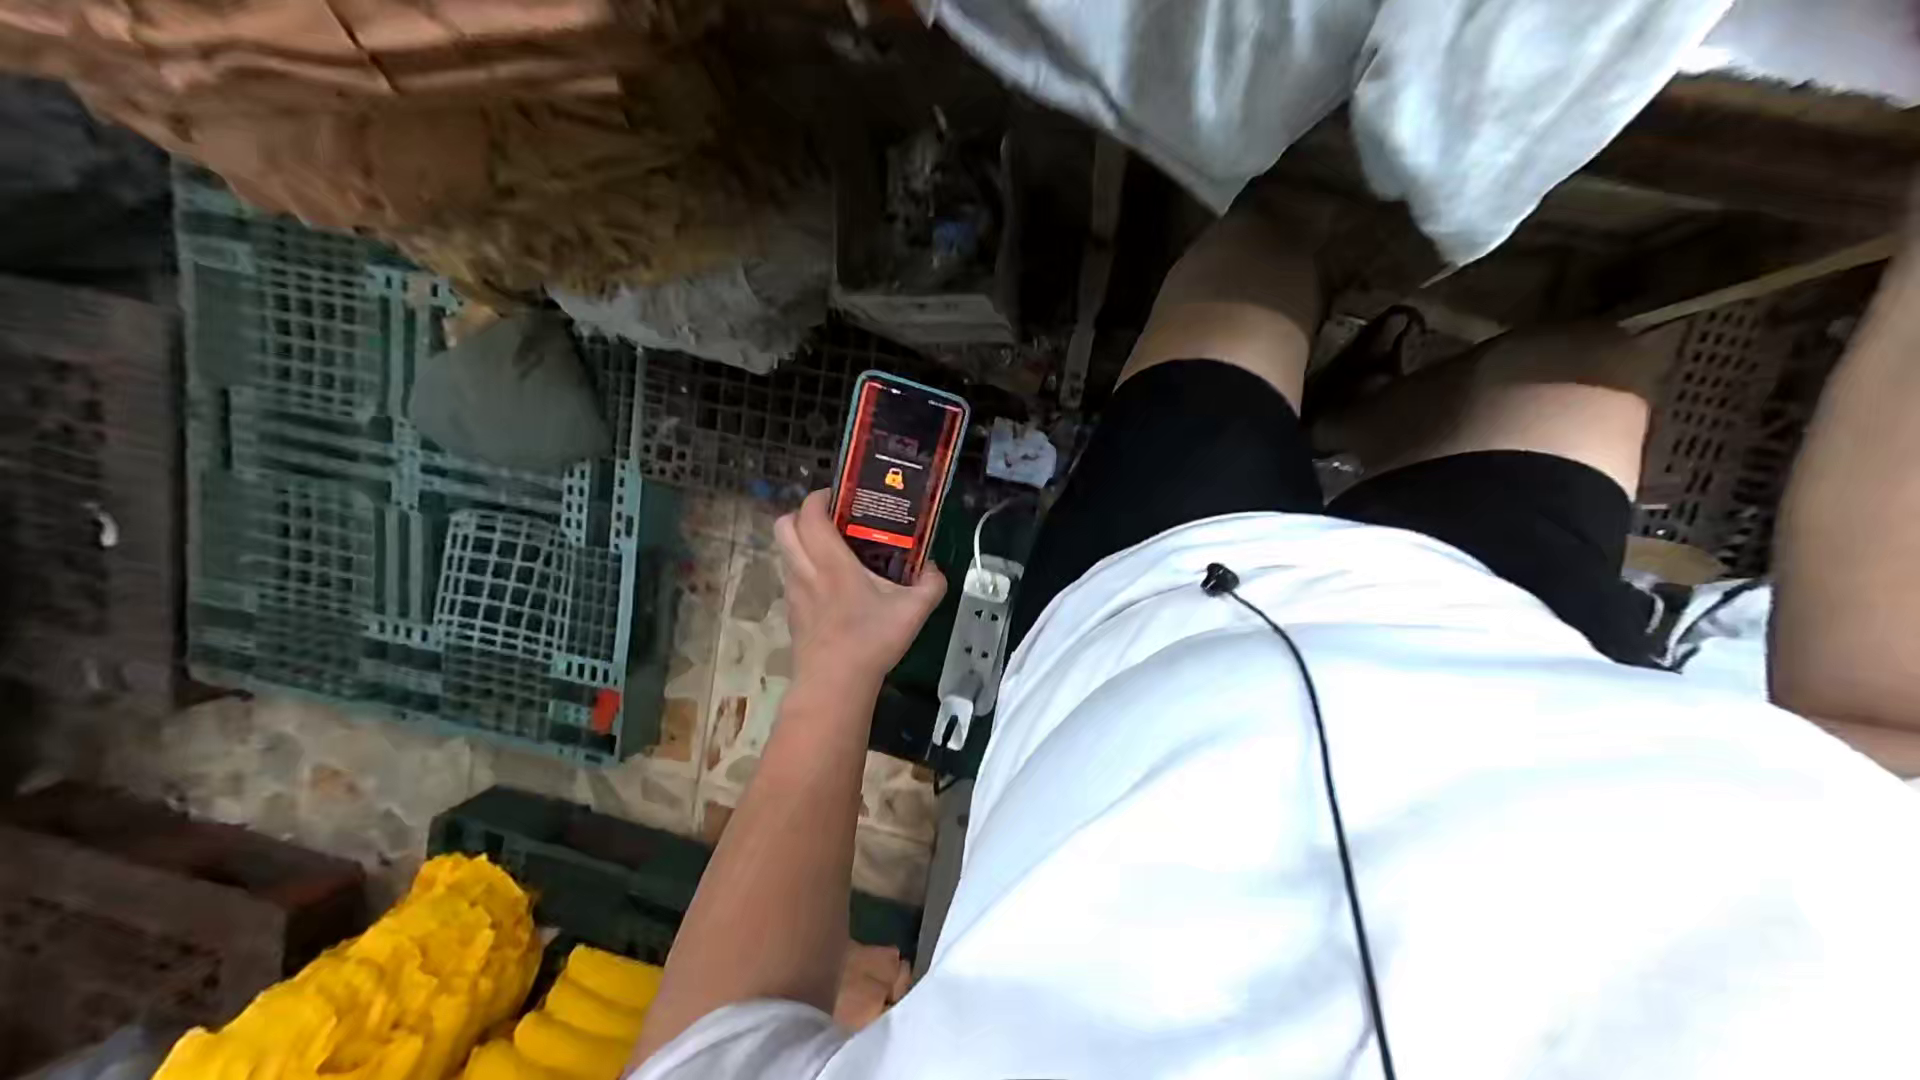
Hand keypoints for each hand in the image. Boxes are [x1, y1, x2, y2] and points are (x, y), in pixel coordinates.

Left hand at [775, 490, 946, 693]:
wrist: (835, 683)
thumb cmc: (871, 640)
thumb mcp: (913, 610)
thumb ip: (931, 584)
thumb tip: (933, 569)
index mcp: (830, 561)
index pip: (810, 513)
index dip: (821, 496)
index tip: (842, 496)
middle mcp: (805, 570)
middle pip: (784, 525)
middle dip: (803, 514)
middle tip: (833, 519)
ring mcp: (793, 591)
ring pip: (784, 551)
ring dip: (801, 541)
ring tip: (833, 549)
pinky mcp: (792, 612)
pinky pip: (790, 576)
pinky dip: (803, 568)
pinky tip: (830, 585)